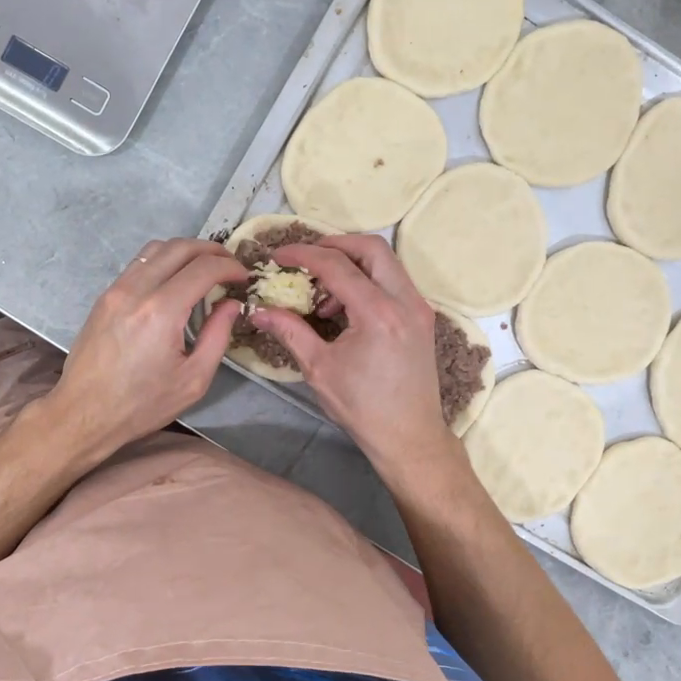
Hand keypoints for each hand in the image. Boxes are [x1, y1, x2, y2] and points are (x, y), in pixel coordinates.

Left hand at [36, 238, 246, 458]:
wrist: (84, 413)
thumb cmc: (142, 405)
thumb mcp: (193, 380)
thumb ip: (217, 336)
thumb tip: (231, 304)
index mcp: (161, 312)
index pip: (203, 268)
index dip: (230, 267)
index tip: (243, 277)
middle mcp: (136, 291)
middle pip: (180, 247)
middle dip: (211, 250)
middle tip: (229, 265)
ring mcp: (115, 291)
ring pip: (155, 249)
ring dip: (185, 251)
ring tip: (203, 269)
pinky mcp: (104, 298)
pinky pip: (137, 265)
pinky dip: (162, 261)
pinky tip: (173, 281)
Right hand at [249, 235, 455, 474]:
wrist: (409, 435)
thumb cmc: (362, 407)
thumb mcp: (319, 368)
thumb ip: (290, 331)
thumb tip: (259, 311)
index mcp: (378, 313)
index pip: (337, 266)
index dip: (304, 255)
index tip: (279, 256)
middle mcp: (405, 301)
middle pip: (371, 247)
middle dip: (334, 245)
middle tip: (306, 259)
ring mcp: (418, 307)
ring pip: (385, 262)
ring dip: (352, 264)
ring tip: (323, 293)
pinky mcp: (421, 317)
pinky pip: (393, 282)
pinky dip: (367, 281)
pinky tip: (344, 308)